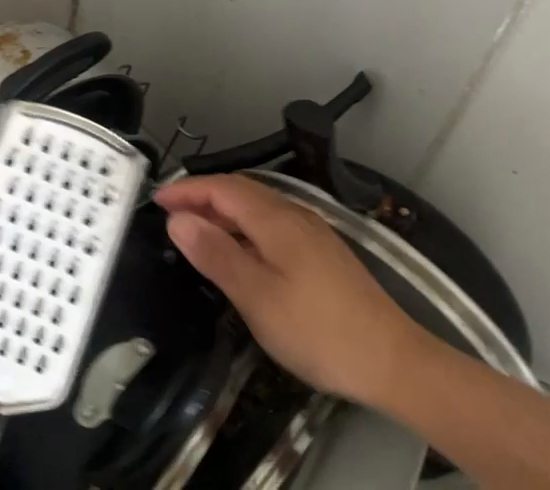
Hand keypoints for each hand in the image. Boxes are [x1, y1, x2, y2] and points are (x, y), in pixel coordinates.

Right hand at [156, 174, 426, 407]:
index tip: (156, 201)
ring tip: (194, 233)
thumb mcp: (257, 297)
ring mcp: (313, 235)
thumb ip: (217, 254)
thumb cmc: (319, 331)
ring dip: (223, 213)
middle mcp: (296, 217)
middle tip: (169, 215)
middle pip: (242, 192)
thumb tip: (178, 220)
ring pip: (258, 209)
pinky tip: (238, 255)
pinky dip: (244, 230)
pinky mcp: (322, 255)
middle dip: (202, 197)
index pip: (223, 188)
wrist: (393, 361)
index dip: (188, 189)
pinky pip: (272, 227)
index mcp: (277, 220)